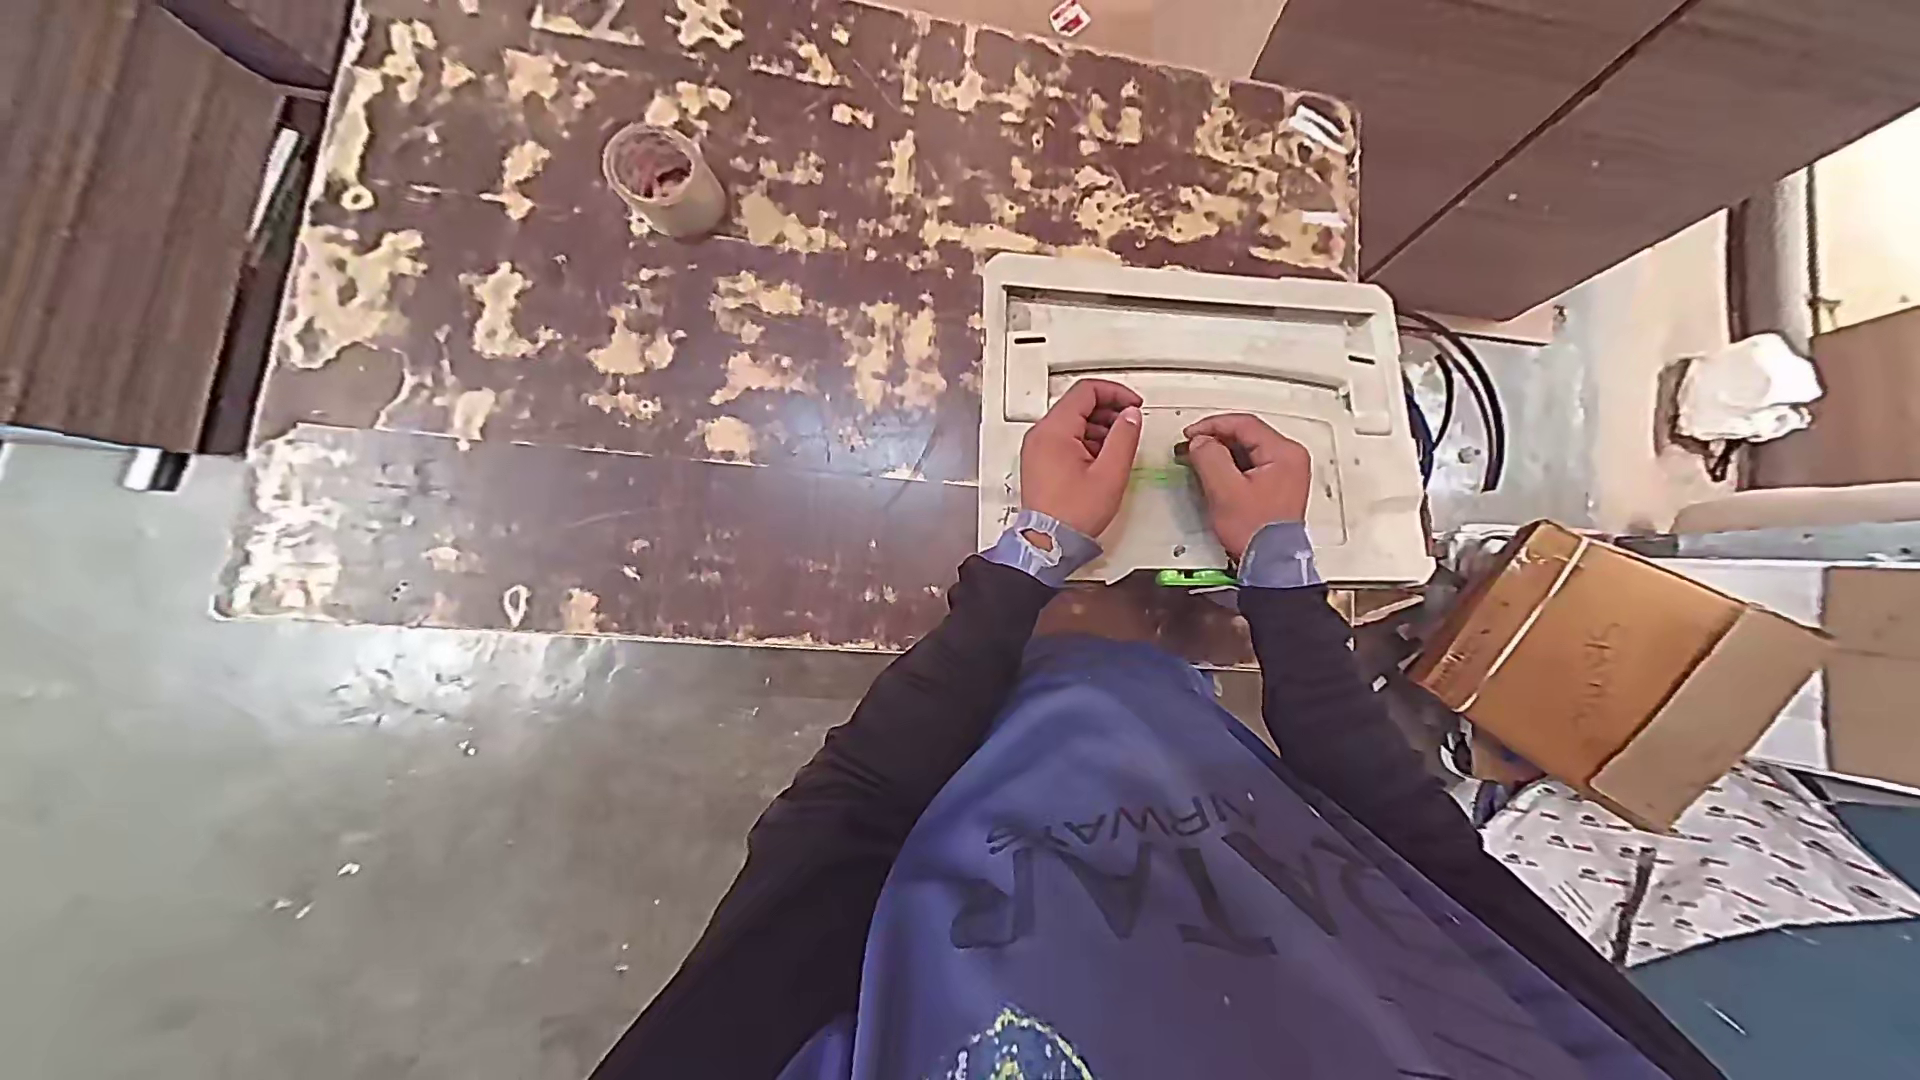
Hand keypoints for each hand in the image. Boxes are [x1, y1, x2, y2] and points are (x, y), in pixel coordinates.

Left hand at [1020, 378, 1143, 538]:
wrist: (1049, 542)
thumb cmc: (1072, 514)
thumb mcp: (1110, 473)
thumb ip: (1124, 437)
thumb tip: (1130, 415)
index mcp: (1054, 431)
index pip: (1085, 391)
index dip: (1115, 393)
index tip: (1133, 404)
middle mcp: (1040, 435)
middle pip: (1077, 403)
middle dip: (1108, 409)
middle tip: (1129, 423)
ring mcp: (1037, 448)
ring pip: (1072, 421)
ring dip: (1098, 426)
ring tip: (1118, 445)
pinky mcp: (1039, 461)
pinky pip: (1064, 438)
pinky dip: (1085, 440)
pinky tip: (1102, 457)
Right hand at [1182, 413, 1310, 559]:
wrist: (1269, 563)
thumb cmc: (1255, 532)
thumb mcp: (1224, 490)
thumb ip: (1209, 458)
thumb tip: (1201, 441)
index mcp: (1284, 454)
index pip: (1244, 424)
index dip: (1212, 425)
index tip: (1191, 434)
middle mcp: (1289, 459)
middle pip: (1246, 434)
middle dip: (1215, 437)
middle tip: (1191, 445)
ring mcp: (1284, 473)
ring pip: (1246, 449)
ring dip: (1220, 451)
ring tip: (1197, 459)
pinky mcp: (1275, 485)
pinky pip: (1249, 464)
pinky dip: (1228, 464)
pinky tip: (1212, 473)